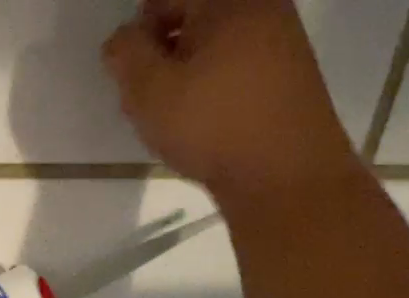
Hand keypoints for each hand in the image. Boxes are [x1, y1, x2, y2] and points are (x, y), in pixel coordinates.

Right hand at [102, 0, 362, 200]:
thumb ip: (125, 55)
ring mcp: (279, 37)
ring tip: (167, 112)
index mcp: (227, 0)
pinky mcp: (285, 71)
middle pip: (194, 14)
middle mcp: (260, 6)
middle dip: (161, 48)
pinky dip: (208, 81)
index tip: (127, 66)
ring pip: (212, 41)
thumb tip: (123, 38)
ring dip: (182, 69)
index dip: (140, 28)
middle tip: (142, 93)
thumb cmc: (211, 123)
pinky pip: (234, 61)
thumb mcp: (149, 91)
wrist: (283, 170)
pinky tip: (198, 119)